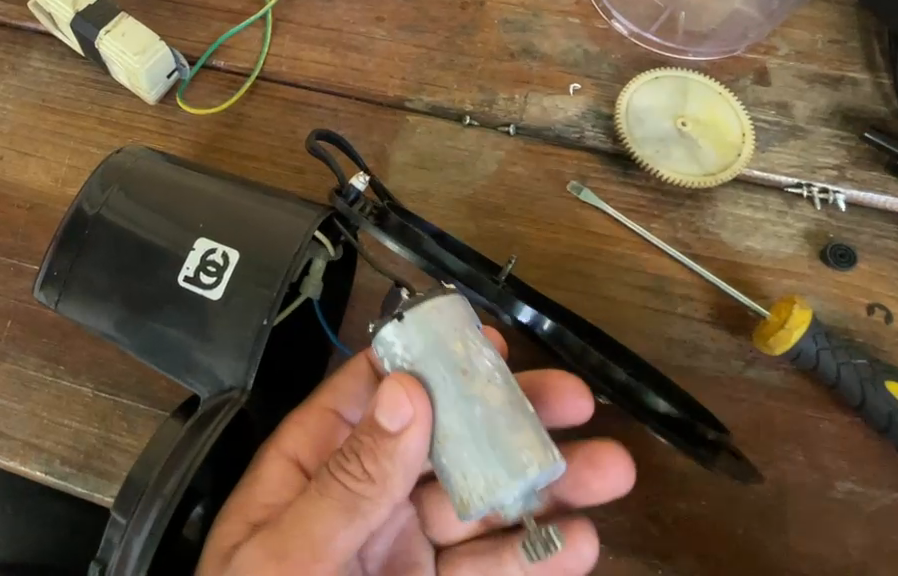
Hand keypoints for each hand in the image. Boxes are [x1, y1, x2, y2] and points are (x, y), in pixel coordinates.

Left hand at [198, 330, 634, 575]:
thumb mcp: (288, 553)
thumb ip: (348, 480)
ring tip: (608, 468)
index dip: (430, 362)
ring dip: (541, 487)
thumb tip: (405, 388)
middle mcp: (362, 497)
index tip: (490, 345)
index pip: (373, 393)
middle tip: (576, 399)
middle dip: (506, 419)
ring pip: (478, 506)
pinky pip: (487, 574)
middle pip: (442, 443)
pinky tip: (579, 544)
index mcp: (312, 464)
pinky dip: (533, 560)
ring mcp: (399, 552)